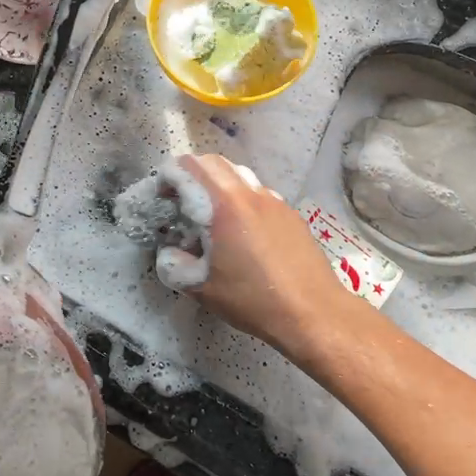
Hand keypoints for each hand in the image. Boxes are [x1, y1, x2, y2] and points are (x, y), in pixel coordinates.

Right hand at [173, 153, 360, 361]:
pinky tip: (242, 232)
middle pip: (212, 162)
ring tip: (211, 215)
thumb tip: (170, 252)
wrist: (314, 312)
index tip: (161, 198)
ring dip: (217, 184)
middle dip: (190, 174)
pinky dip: (241, 199)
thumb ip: (175, 266)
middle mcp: (249, 192)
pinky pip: (258, 193)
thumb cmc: (254, 299)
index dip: (167, 176)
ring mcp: (274, 200)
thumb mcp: (202, 289)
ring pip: (238, 174)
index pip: (187, 167)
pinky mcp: (290, 213)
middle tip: (181, 201)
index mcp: (223, 204)